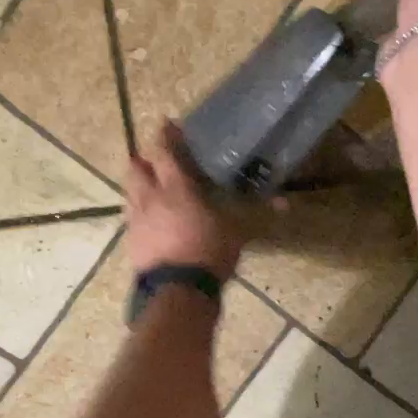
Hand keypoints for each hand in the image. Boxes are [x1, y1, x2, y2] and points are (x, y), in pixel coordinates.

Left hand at [123, 120, 241, 279]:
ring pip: (129, 191)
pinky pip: (130, 218)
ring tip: (151, 189)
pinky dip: (138, 212)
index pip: (164, 151)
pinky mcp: (130, 242)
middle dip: (144, 159)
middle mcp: (150, 198)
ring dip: (138, 185)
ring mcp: (136, 220)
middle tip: (155, 159)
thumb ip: (256, 216)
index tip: (167, 124)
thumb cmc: (209, 254)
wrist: (177, 292)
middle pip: (136, 167)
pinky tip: (149, 221)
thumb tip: (287, 205)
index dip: (165, 135)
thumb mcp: (238, 234)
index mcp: (176, 188)